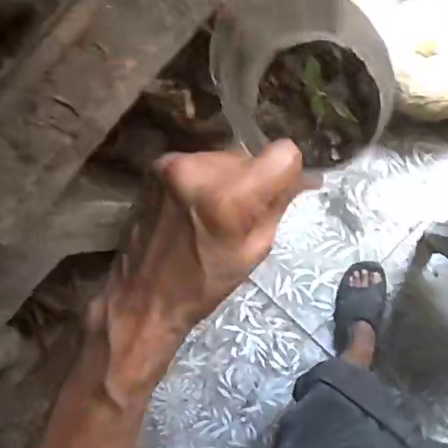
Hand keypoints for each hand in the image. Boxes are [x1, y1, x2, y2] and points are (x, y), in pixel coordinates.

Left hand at [92, 141, 310, 380]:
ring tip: (214, 213)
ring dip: (229, 178)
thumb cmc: (204, 283)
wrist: (143, 295)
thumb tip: (304, 176)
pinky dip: (206, 179)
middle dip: (255, 178)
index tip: (280, 192)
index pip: (283, 152)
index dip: (288, 172)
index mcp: (228, 197)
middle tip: (243, 213)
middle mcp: (199, 169)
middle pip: (251, 155)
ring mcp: (174, 163)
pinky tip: (194, 206)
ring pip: (225, 157)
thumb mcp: (256, 250)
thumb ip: (279, 205)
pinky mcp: (158, 164)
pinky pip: (201, 161)